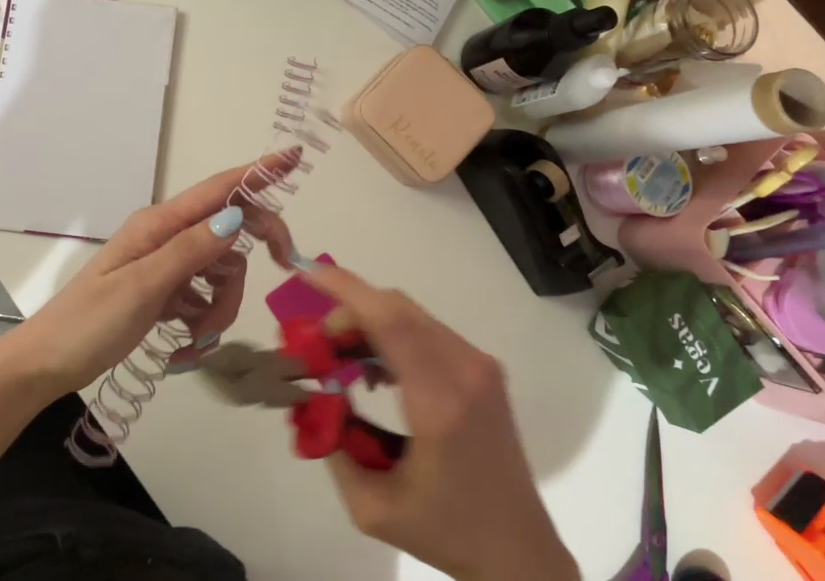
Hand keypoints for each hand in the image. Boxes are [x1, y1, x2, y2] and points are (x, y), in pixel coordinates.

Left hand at [0, 156, 296, 398]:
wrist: (46, 364)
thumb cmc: (89, 323)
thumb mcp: (141, 287)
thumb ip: (190, 251)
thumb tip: (236, 215)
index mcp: (158, 225)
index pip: (217, 190)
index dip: (257, 174)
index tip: (295, 155)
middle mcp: (164, 236)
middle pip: (227, 231)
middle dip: (252, 254)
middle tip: (285, 267)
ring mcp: (163, 265)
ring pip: (220, 271)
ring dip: (220, 306)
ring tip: (196, 339)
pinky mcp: (161, 292)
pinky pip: (202, 296)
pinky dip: (203, 319)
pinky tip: (186, 344)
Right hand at [302, 265, 578, 580]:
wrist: (518, 552)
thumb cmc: (445, 531)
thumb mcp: (371, 503)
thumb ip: (333, 441)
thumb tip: (311, 392)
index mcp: (440, 402)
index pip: (389, 319)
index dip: (344, 289)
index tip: (306, 273)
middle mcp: (466, 370)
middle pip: (396, 308)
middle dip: (347, 313)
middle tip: (316, 348)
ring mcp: (480, 367)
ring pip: (410, 316)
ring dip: (368, 324)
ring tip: (340, 363)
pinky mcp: (484, 371)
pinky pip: (427, 332)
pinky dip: (391, 336)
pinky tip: (374, 373)